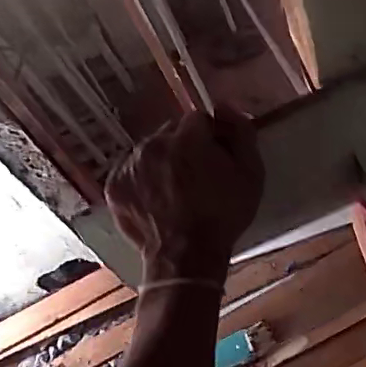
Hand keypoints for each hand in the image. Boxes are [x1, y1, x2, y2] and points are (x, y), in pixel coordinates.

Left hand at [106, 111, 263, 279]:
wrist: (187, 258)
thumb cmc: (224, 217)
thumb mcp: (251, 175)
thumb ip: (242, 134)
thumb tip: (226, 108)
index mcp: (187, 137)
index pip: (199, 118)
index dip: (211, 136)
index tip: (216, 156)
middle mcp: (153, 143)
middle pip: (172, 132)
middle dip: (185, 147)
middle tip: (198, 177)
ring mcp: (130, 164)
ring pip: (150, 151)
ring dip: (163, 162)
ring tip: (177, 191)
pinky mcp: (115, 185)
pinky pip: (132, 171)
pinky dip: (144, 180)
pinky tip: (159, 200)